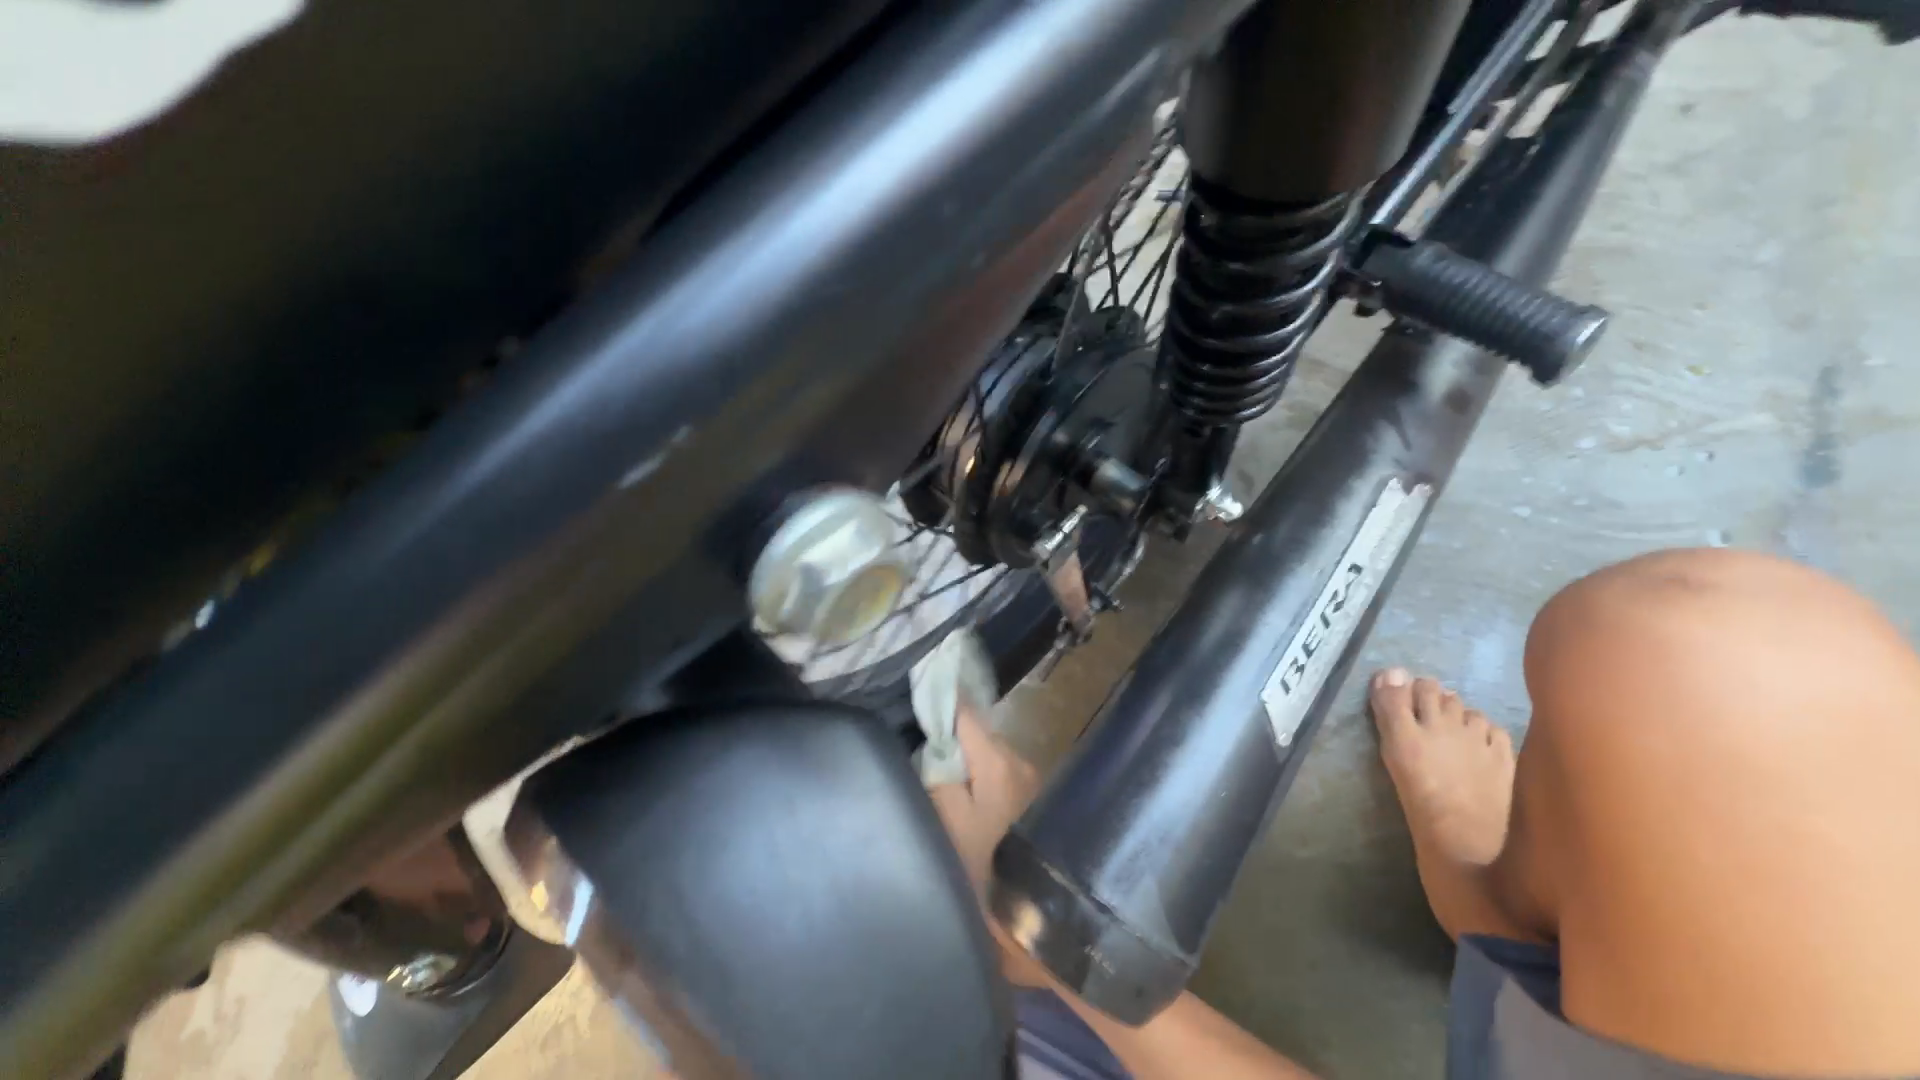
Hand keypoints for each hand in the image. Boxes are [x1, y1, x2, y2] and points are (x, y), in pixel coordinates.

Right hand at [927, 705, 1055, 987]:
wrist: (1035, 930)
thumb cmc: (980, 873)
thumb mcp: (943, 820)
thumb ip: (937, 769)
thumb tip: (933, 732)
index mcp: (999, 761)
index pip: (963, 711)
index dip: (935, 700)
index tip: (908, 690)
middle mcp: (1023, 763)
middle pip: (975, 734)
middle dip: (946, 735)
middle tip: (910, 742)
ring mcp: (1033, 785)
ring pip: (987, 756)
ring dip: (963, 759)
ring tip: (931, 772)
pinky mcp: (1035, 805)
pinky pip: (997, 778)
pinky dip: (977, 779)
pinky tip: (961, 797)